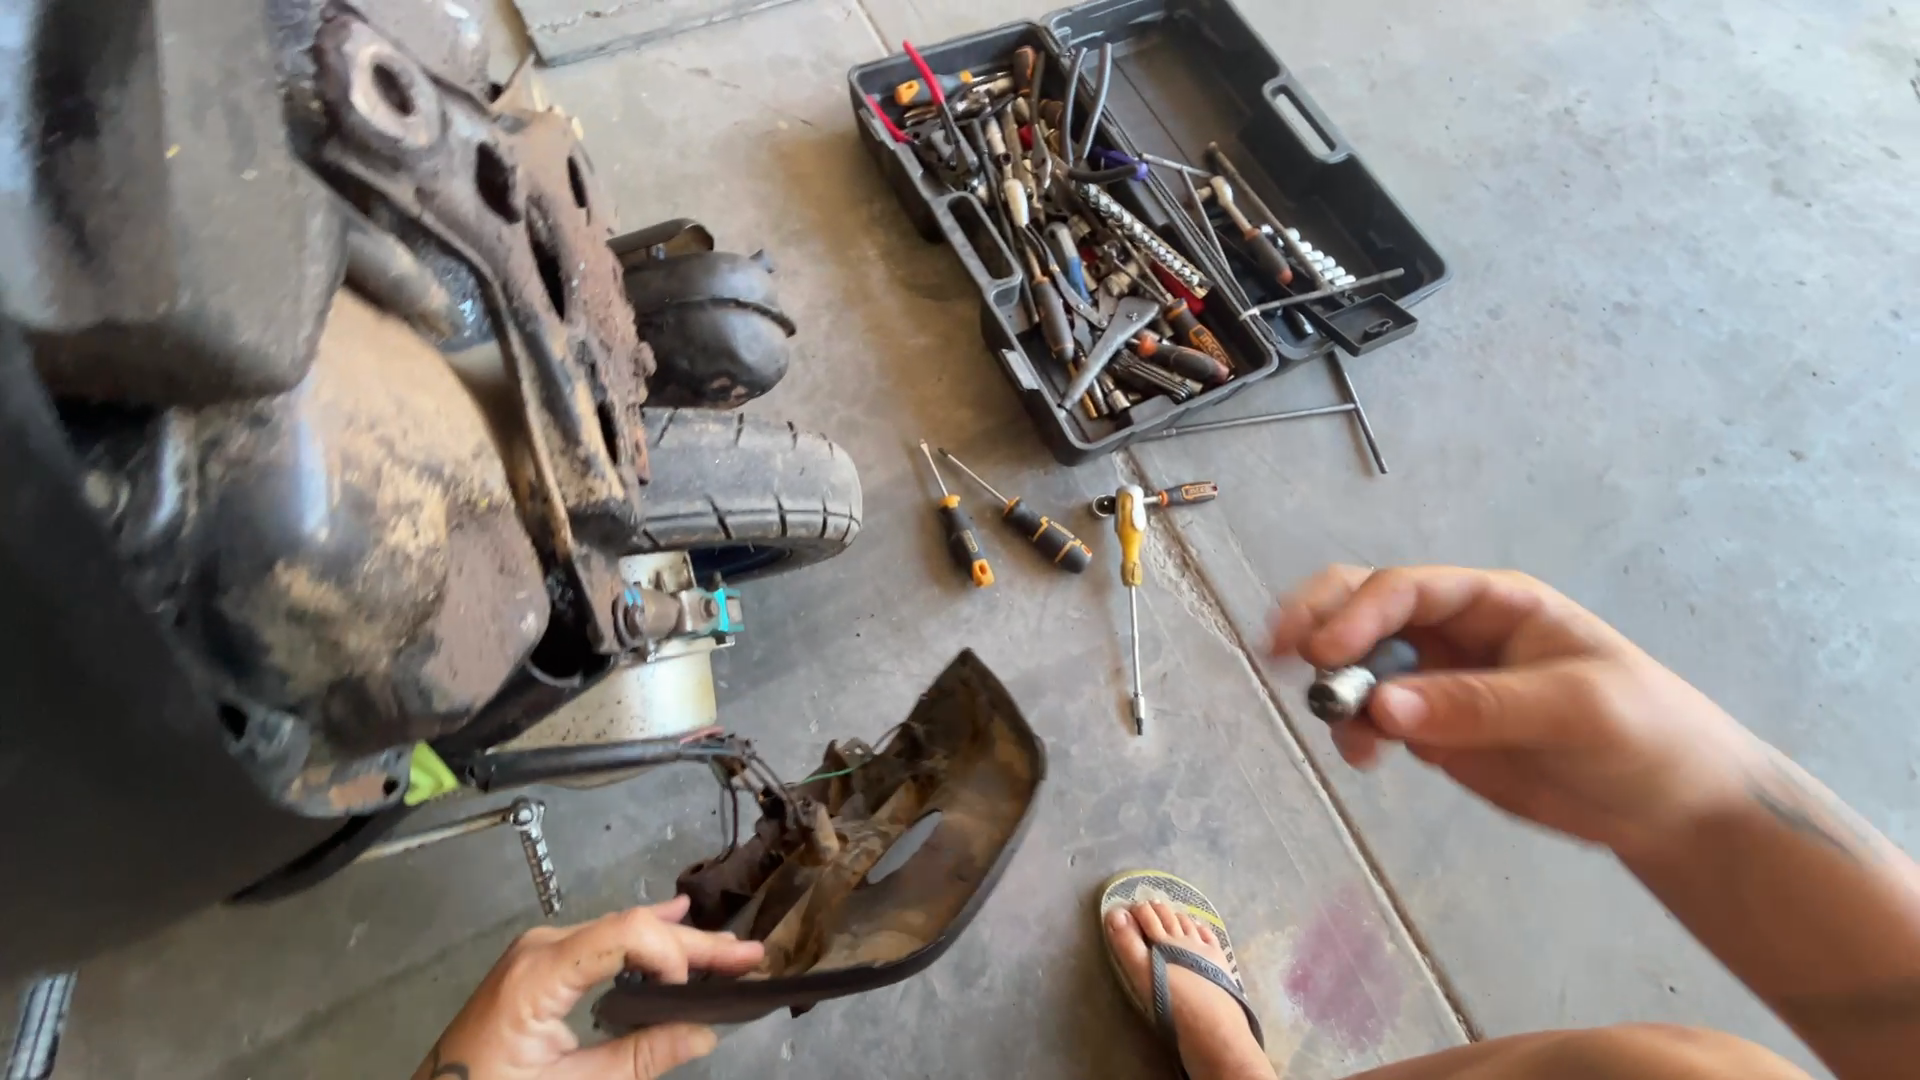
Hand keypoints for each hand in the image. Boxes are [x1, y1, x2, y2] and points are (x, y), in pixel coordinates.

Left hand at [416, 895, 762, 1079]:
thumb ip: (639, 1057)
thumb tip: (707, 1033)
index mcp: (540, 972)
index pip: (624, 933)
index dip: (671, 951)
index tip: (698, 990)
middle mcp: (542, 947)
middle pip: (632, 930)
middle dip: (693, 946)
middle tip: (748, 956)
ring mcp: (539, 953)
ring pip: (623, 932)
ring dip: (676, 944)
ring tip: (726, 951)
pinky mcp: (541, 967)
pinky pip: (602, 942)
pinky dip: (643, 938)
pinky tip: (675, 916)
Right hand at [1270, 565, 1758, 857]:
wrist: (1675, 812)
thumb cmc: (1647, 737)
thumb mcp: (1576, 711)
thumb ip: (1477, 705)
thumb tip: (1381, 707)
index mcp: (1489, 602)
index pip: (1403, 588)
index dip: (1356, 613)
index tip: (1320, 653)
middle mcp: (1447, 630)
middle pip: (1357, 604)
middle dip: (1315, 622)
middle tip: (1278, 653)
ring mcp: (1429, 676)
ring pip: (1350, 660)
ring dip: (1329, 684)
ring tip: (1338, 727)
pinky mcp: (1422, 723)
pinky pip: (1364, 713)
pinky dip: (1349, 729)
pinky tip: (1362, 757)